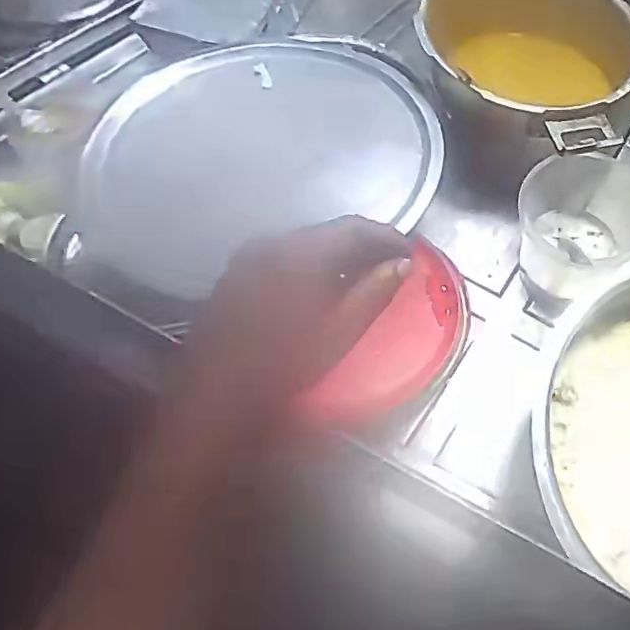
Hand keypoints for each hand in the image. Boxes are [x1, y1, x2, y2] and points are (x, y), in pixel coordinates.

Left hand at [171, 216, 411, 436]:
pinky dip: (315, 266)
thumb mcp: (343, 329)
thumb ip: (377, 290)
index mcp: (299, 254)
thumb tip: (404, 263)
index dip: (390, 237)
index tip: (412, 253)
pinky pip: (286, 258)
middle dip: (367, 245)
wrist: (217, 401)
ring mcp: (247, 260)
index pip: (356, 228)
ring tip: (366, 277)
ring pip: (308, 244)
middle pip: (331, 232)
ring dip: (341, 255)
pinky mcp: (236, 277)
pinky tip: (328, 289)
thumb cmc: (287, 366)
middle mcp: (270, 245)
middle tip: (394, 265)